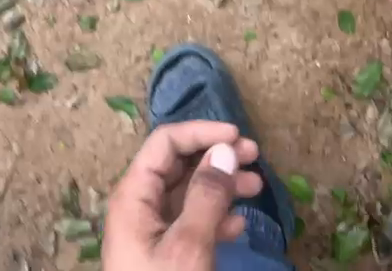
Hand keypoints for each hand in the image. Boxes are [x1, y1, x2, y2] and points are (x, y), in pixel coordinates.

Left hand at [102, 120, 264, 270]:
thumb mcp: (188, 248)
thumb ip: (207, 196)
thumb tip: (226, 149)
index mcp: (134, 197)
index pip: (165, 143)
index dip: (201, 132)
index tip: (238, 137)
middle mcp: (139, 208)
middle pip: (178, 165)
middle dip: (216, 157)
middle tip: (255, 156)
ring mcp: (151, 234)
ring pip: (188, 194)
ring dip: (222, 186)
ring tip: (257, 187)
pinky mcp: (164, 259)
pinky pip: (191, 224)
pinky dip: (216, 218)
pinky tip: (240, 225)